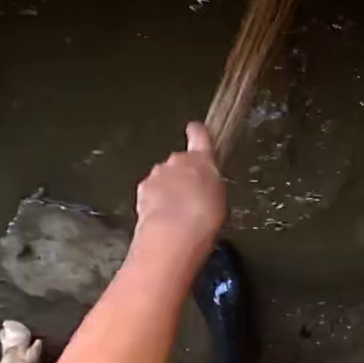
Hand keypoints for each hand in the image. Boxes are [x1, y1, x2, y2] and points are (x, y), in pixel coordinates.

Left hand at [133, 122, 225, 260]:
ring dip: (169, 191)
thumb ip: (212, 184)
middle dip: (183, 176)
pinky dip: (156, 202)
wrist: (175, 232)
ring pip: (164, 179)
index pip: (199, 135)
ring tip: (180, 214)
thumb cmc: (203, 217)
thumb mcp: (220, 198)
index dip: (197, 132)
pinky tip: (165, 219)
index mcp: (201, 159)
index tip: (195, 129)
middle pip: (180, 162)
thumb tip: (207, 184)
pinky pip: (151, 193)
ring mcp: (157, 175)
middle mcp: (176, 161)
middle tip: (193, 197)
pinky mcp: (143, 190)